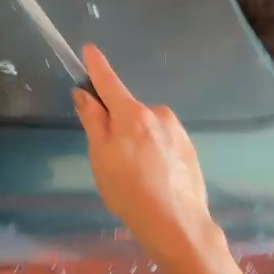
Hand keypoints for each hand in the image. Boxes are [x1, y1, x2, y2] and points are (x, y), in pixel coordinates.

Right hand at [73, 44, 221, 259]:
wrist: (178, 224)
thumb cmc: (129, 189)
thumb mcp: (100, 156)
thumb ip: (93, 121)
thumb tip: (83, 94)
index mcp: (132, 113)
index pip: (109, 82)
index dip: (97, 66)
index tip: (90, 49)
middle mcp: (158, 114)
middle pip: (128, 109)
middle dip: (116, 122)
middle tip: (110, 156)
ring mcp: (177, 131)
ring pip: (147, 127)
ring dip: (137, 139)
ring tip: (134, 174)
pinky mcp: (190, 150)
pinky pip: (163, 141)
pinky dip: (153, 152)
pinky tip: (153, 178)